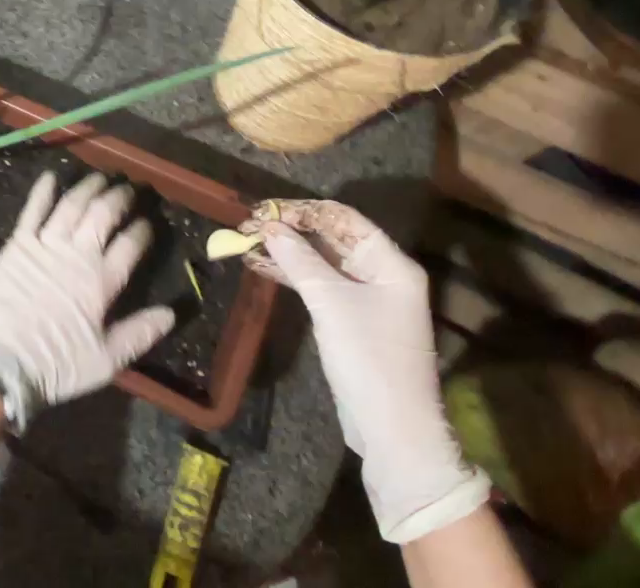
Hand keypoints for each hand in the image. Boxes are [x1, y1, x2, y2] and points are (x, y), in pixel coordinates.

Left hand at [0, 172, 174, 427]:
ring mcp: (45, 246)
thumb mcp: (105, 360)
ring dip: (87, 188)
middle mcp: (76, 255)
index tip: (149, 221)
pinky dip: (42, 192)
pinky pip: (32, 211)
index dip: (143, 230)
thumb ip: (139, 334)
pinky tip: (50, 176)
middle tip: (129, 188)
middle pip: (103, 215)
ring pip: (71, 206)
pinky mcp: (17, 245)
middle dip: (119, 198)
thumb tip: (172, 313)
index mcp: (101, 282)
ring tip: (100, 177)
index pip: (131, 245)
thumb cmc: (55, 364)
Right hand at [242, 199, 489, 543]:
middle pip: (331, 239)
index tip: (263, 209)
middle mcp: (382, 274)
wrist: (392, 428)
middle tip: (249, 225)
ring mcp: (367, 299)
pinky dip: (292, 275)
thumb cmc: (368, 357)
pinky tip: (261, 267)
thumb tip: (270, 227)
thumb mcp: (330, 303)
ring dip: (287, 252)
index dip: (302, 210)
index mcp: (390, 263)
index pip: (343, 219)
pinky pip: (319, 285)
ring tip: (247, 242)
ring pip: (321, 262)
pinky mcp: (351, 320)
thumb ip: (299, 260)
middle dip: (291, 230)